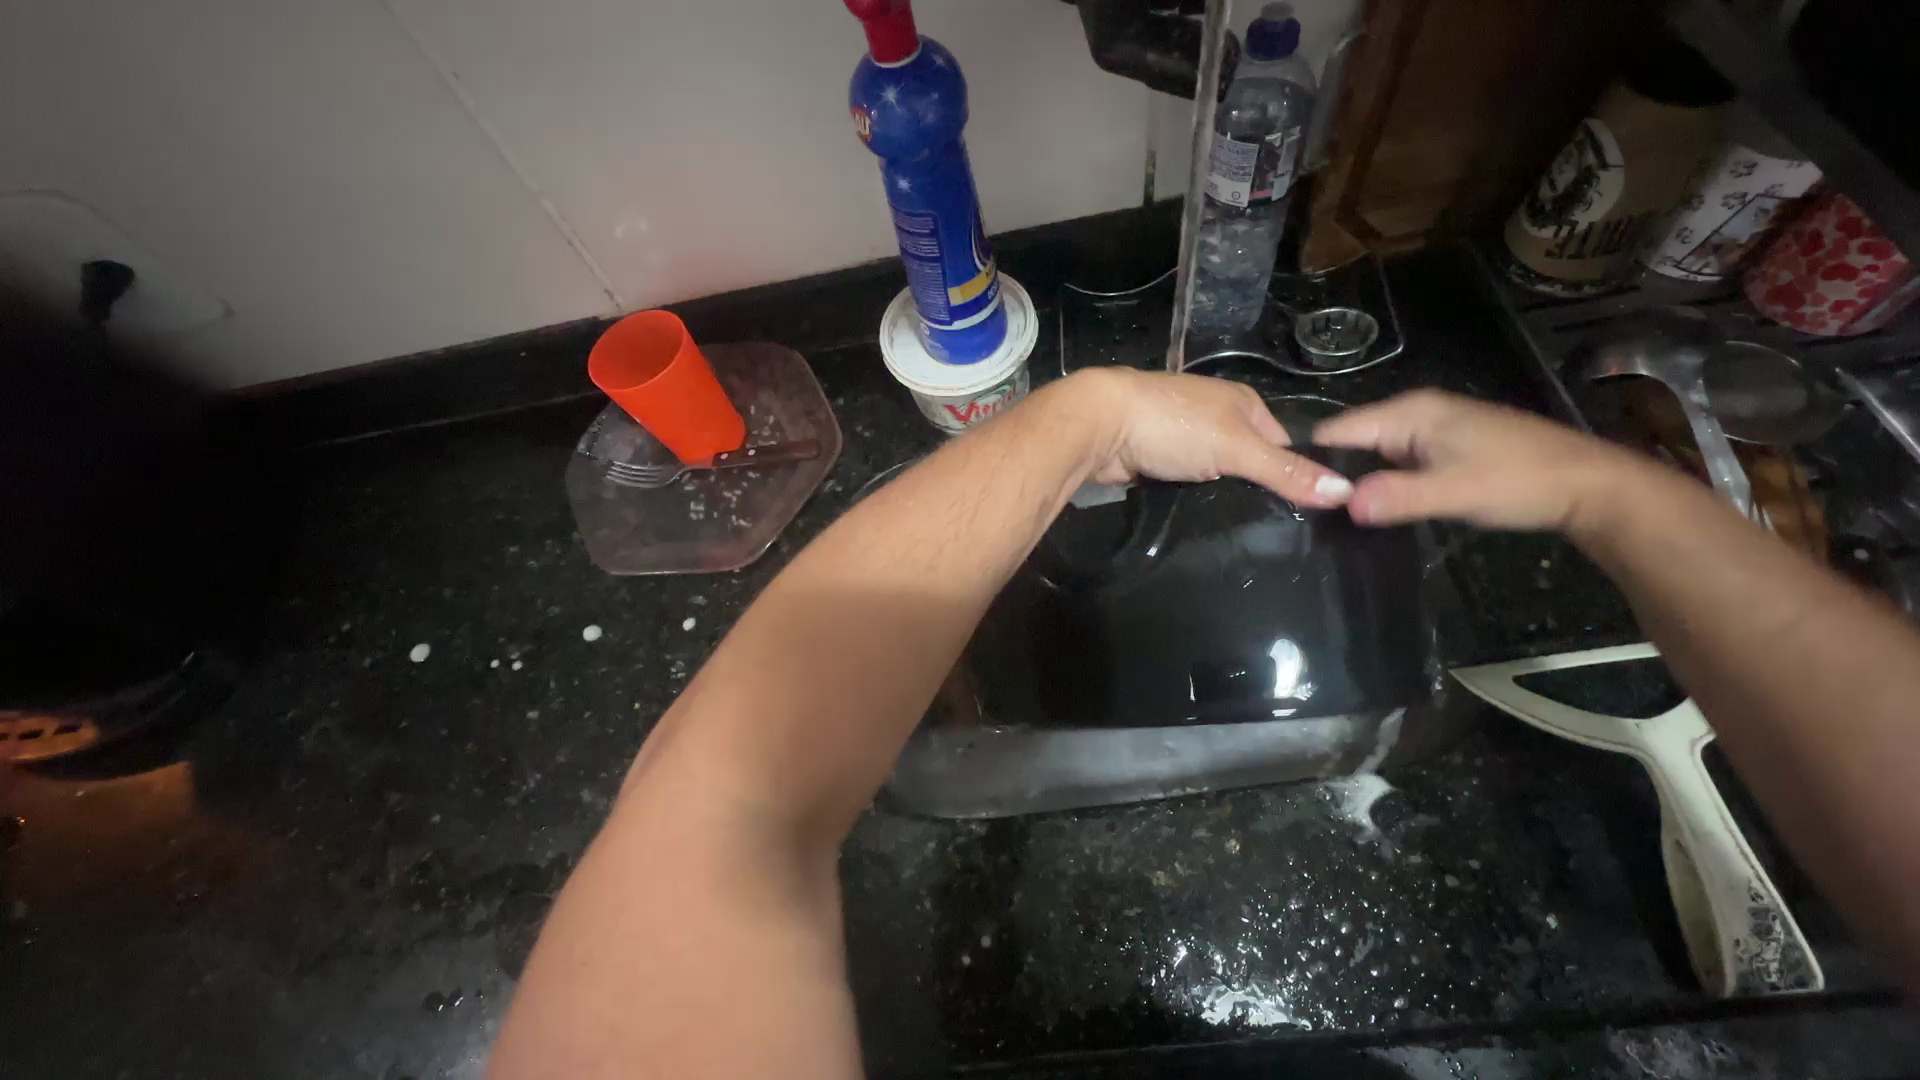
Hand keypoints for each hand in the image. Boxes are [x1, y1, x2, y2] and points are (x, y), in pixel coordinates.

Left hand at [1068, 368, 1352, 506]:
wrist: (1098, 425)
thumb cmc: (1173, 424)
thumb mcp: (1237, 447)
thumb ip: (1286, 471)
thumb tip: (1345, 490)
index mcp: (1243, 403)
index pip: (1284, 443)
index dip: (1295, 475)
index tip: (1309, 513)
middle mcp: (1215, 417)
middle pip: (1250, 462)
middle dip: (1258, 490)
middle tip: (1276, 532)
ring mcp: (1183, 439)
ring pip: (1216, 477)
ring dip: (1222, 499)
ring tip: (1244, 535)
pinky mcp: (1156, 463)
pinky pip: (1187, 488)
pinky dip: (1193, 502)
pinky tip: (1204, 526)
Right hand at [1312, 389, 1652, 531]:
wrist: (1591, 487)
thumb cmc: (1522, 481)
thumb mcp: (1456, 491)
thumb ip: (1397, 495)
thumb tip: (1340, 502)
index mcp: (1411, 412)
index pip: (1338, 429)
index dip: (1313, 461)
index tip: (1294, 498)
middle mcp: (1414, 414)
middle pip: (1351, 441)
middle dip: (1331, 474)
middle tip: (1309, 516)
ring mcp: (1429, 431)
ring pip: (1371, 455)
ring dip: (1355, 483)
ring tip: (1332, 518)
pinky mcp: (1441, 450)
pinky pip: (1393, 464)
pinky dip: (1380, 484)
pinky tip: (1374, 510)